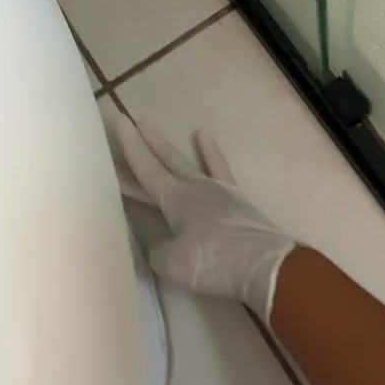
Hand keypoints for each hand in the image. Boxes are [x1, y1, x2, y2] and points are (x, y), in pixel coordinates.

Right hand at [105, 107, 296, 325]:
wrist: (266, 266)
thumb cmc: (215, 262)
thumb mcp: (173, 263)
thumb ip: (158, 250)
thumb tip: (160, 246)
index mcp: (176, 199)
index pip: (146, 168)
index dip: (130, 147)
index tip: (118, 122)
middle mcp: (195, 188)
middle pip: (164, 161)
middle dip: (144, 142)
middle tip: (128, 119)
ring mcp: (219, 191)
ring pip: (187, 162)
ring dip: (168, 147)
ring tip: (152, 127)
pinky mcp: (237, 200)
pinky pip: (220, 169)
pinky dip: (211, 153)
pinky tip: (204, 135)